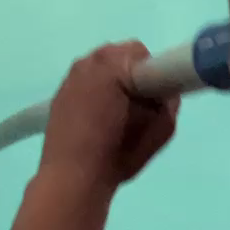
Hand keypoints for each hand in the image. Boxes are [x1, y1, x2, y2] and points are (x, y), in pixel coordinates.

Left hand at [37, 42, 178, 194]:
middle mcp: (88, 60)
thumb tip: (167, 94)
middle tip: (137, 107)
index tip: (152, 97)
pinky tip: (96, 117)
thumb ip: (169, 105)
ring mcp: (71, 74)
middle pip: (119, 55)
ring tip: (115, 114)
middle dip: (131, 75)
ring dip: (112, 81)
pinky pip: (86, 79)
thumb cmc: (117, 152)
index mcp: (112, 63)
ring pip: (102, 66)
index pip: (139, 52)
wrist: (72, 176)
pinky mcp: (60, 89)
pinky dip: (95, 90)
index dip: (151, 73)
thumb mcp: (158, 132)